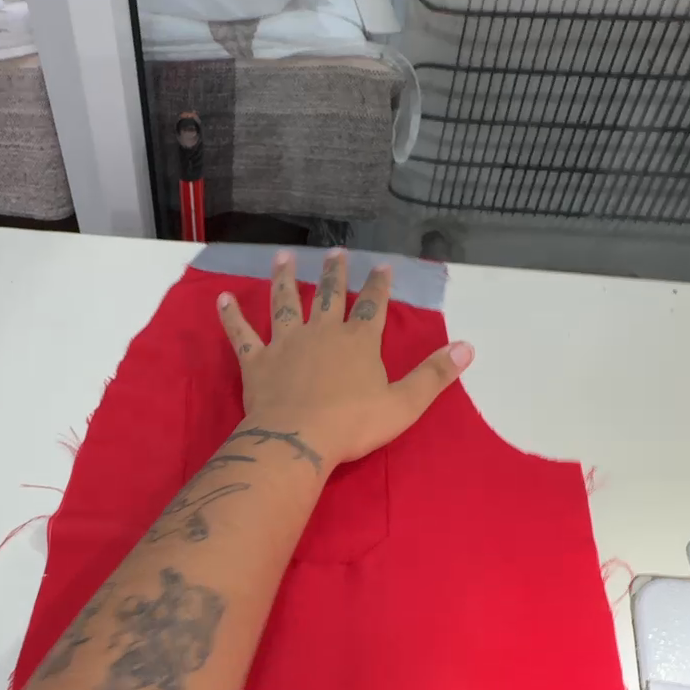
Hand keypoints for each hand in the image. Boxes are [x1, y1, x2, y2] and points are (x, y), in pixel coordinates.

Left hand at [217, 249, 472, 472]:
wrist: (299, 439)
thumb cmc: (353, 425)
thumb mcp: (404, 403)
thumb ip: (434, 374)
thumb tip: (468, 346)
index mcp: (357, 342)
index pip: (372, 306)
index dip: (378, 286)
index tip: (381, 265)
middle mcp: (321, 332)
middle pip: (329, 295)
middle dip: (335, 272)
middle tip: (335, 251)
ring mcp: (286, 343)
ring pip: (285, 303)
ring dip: (284, 279)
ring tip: (284, 258)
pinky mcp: (257, 361)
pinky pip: (241, 334)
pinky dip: (231, 316)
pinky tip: (221, 298)